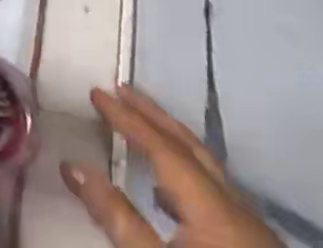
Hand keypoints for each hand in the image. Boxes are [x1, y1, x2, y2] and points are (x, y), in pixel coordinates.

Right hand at [61, 86, 282, 247]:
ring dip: (171, 142)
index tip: (96, 92)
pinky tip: (169, 193)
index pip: (162, 146)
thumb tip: (72, 166)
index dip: (127, 118)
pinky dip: (186, 176)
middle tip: (121, 90)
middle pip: (191, 147)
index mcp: (212, 207)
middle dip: (154, 116)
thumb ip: (114, 216)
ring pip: (208, 169)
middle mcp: (236, 208)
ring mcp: (251, 232)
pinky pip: (215, 193)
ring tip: (140, 129)